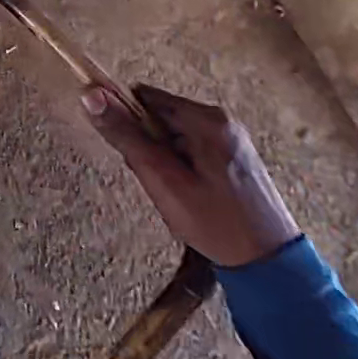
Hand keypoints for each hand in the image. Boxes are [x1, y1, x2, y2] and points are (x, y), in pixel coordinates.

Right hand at [81, 84, 300, 267]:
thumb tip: (89, 94)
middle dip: (144, 142)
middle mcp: (221, 121)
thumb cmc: (213, 220)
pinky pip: (186, 147)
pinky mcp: (232, 156)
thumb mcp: (160, 176)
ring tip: (170, 187)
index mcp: (207, 119)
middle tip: (153, 176)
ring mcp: (230, 139)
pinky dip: (175, 164)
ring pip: (169, 133)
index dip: (126, 120)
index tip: (131, 152)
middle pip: (157, 115)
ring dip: (158, 156)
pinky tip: (183, 190)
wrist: (268, 264)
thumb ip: (123, 134)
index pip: (143, 97)